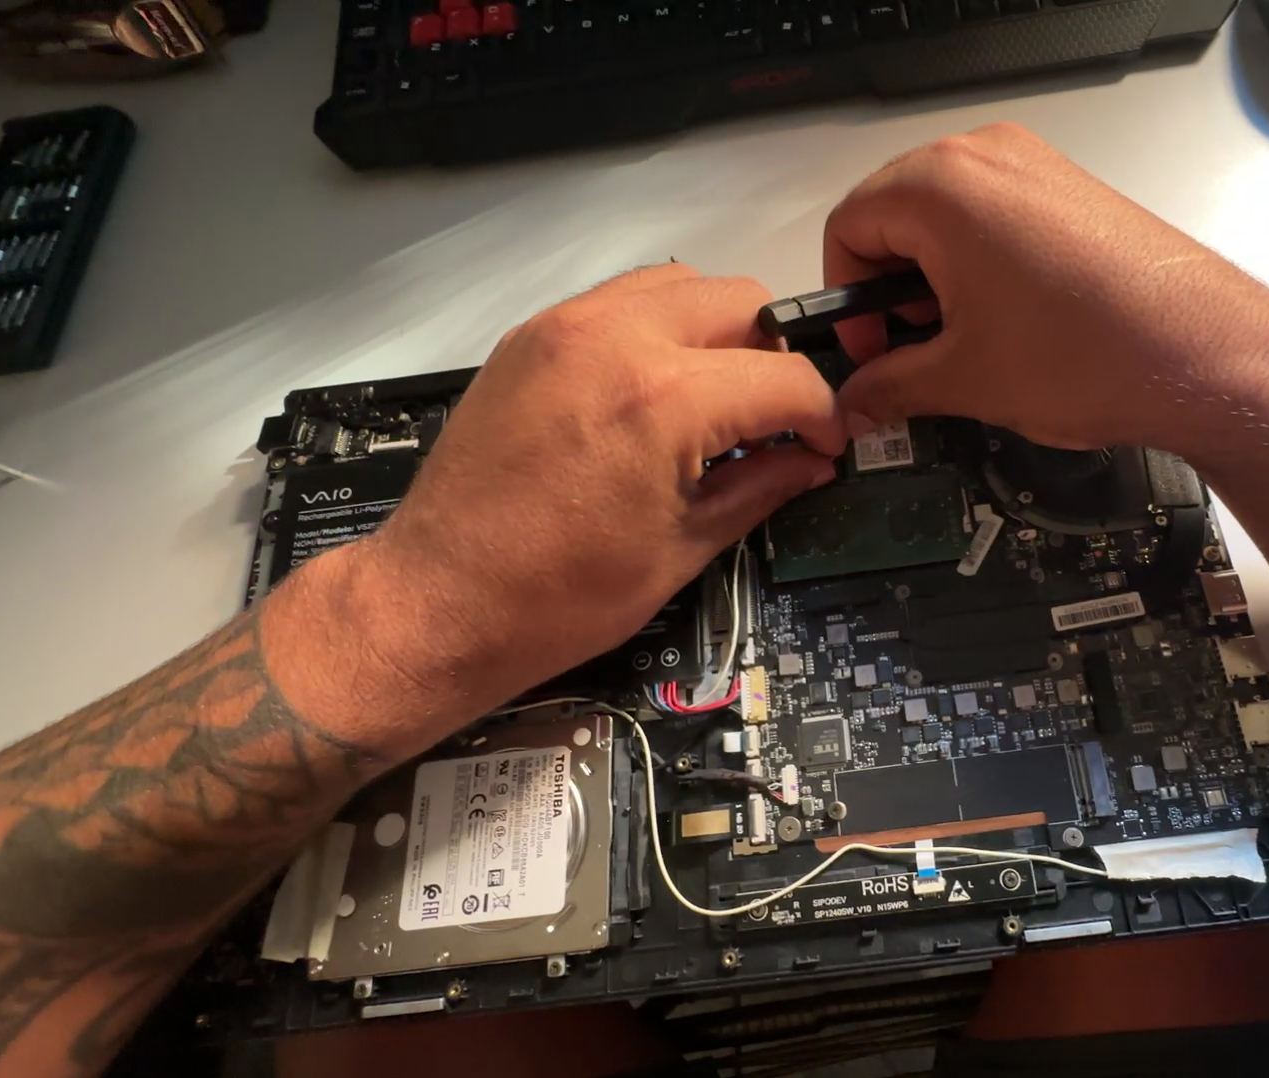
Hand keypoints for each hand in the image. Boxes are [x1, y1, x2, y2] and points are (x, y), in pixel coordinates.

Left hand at [270, 265, 842, 753]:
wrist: (440, 602)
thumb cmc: (562, 596)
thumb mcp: (685, 548)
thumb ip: (763, 488)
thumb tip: (813, 462)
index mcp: (664, 402)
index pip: (786, 377)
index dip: (825, 414)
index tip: (828, 444)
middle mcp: (617, 338)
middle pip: (746, 302)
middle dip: (779, 359)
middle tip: (776, 420)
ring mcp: (567, 327)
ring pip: (687, 285)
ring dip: (724, 332)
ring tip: (721, 399)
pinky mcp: (534, 335)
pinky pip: (626, 300)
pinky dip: (665, 329)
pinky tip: (663, 389)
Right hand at [825, 123, 1268, 455]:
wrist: (1206, 355)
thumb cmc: (1086, 354)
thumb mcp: (963, 379)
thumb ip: (889, 387)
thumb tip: (855, 401)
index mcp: (942, 186)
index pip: (848, 226)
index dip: (845, 300)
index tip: (869, 352)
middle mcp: (987, 155)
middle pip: (892, 217)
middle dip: (887, 293)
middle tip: (912, 352)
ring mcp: (1035, 167)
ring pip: (943, 220)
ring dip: (931, 284)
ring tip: (962, 344)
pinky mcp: (1069, 193)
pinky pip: (993, 221)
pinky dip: (975, 270)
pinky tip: (1004, 324)